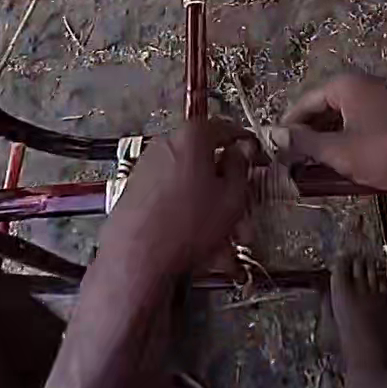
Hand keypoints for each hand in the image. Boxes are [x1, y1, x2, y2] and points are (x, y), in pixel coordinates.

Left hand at [95, 118, 259, 282]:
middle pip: (203, 156)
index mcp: (192, 137)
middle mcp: (166, 144)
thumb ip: (240, 167)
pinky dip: (184, 210)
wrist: (135, 260)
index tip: (252, 153)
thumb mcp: (232, 197)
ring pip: (187, 180)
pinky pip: (169, 194)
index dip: (243, 141)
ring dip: (205, 201)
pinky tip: (196, 240)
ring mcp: (147, 167)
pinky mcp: (134, 190)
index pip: (225, 127)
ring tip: (220, 236)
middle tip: (237, 201)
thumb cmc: (187, 226)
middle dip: (223, 181)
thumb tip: (239, 153)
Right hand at [278, 71, 386, 192]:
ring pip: (341, 120)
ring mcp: (379, 100)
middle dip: (307, 136)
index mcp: (345, 85)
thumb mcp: (338, 151)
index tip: (274, 149)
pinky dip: (346, 144)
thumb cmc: (385, 151)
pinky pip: (359, 126)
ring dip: (326, 143)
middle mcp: (361, 85)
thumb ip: (304, 142)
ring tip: (311, 170)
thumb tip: (272, 134)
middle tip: (291, 163)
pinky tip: (340, 167)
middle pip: (323, 110)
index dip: (288, 126)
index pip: (305, 102)